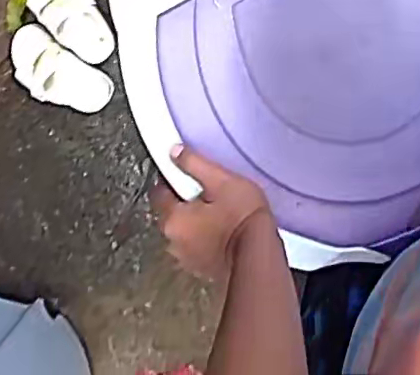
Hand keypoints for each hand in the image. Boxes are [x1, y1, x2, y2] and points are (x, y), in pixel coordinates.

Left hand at [149, 145, 274, 281]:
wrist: (259, 255)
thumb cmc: (240, 214)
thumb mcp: (220, 180)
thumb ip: (194, 164)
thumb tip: (174, 151)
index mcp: (172, 220)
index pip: (159, 192)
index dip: (173, 177)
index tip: (191, 171)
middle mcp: (173, 242)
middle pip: (171, 211)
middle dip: (186, 199)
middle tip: (211, 188)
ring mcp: (187, 259)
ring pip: (185, 228)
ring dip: (196, 218)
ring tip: (220, 207)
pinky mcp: (202, 268)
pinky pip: (197, 243)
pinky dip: (205, 234)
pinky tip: (224, 226)